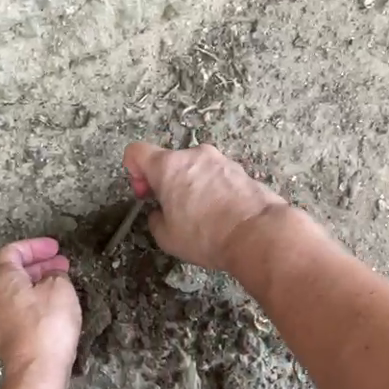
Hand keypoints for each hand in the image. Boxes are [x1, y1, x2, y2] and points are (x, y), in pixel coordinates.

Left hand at [0, 238, 80, 374]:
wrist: (36, 372)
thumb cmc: (47, 328)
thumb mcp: (60, 289)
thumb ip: (56, 275)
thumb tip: (53, 277)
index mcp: (4, 281)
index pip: (11, 252)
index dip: (33, 246)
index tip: (53, 247)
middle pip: (13, 273)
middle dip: (39, 265)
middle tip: (61, 264)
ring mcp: (0, 321)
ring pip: (18, 294)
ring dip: (39, 285)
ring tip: (62, 286)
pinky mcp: (10, 339)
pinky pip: (21, 312)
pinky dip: (37, 303)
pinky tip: (55, 310)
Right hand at [123, 142, 288, 270]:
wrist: (255, 233)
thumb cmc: (207, 235)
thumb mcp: (166, 237)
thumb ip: (155, 219)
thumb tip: (160, 214)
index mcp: (168, 166)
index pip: (136, 152)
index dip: (133, 171)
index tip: (143, 192)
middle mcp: (194, 155)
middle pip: (168, 162)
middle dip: (165, 184)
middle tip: (170, 211)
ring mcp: (219, 160)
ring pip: (193, 169)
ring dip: (189, 187)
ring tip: (198, 217)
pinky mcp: (238, 170)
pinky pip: (215, 177)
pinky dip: (210, 191)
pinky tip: (216, 216)